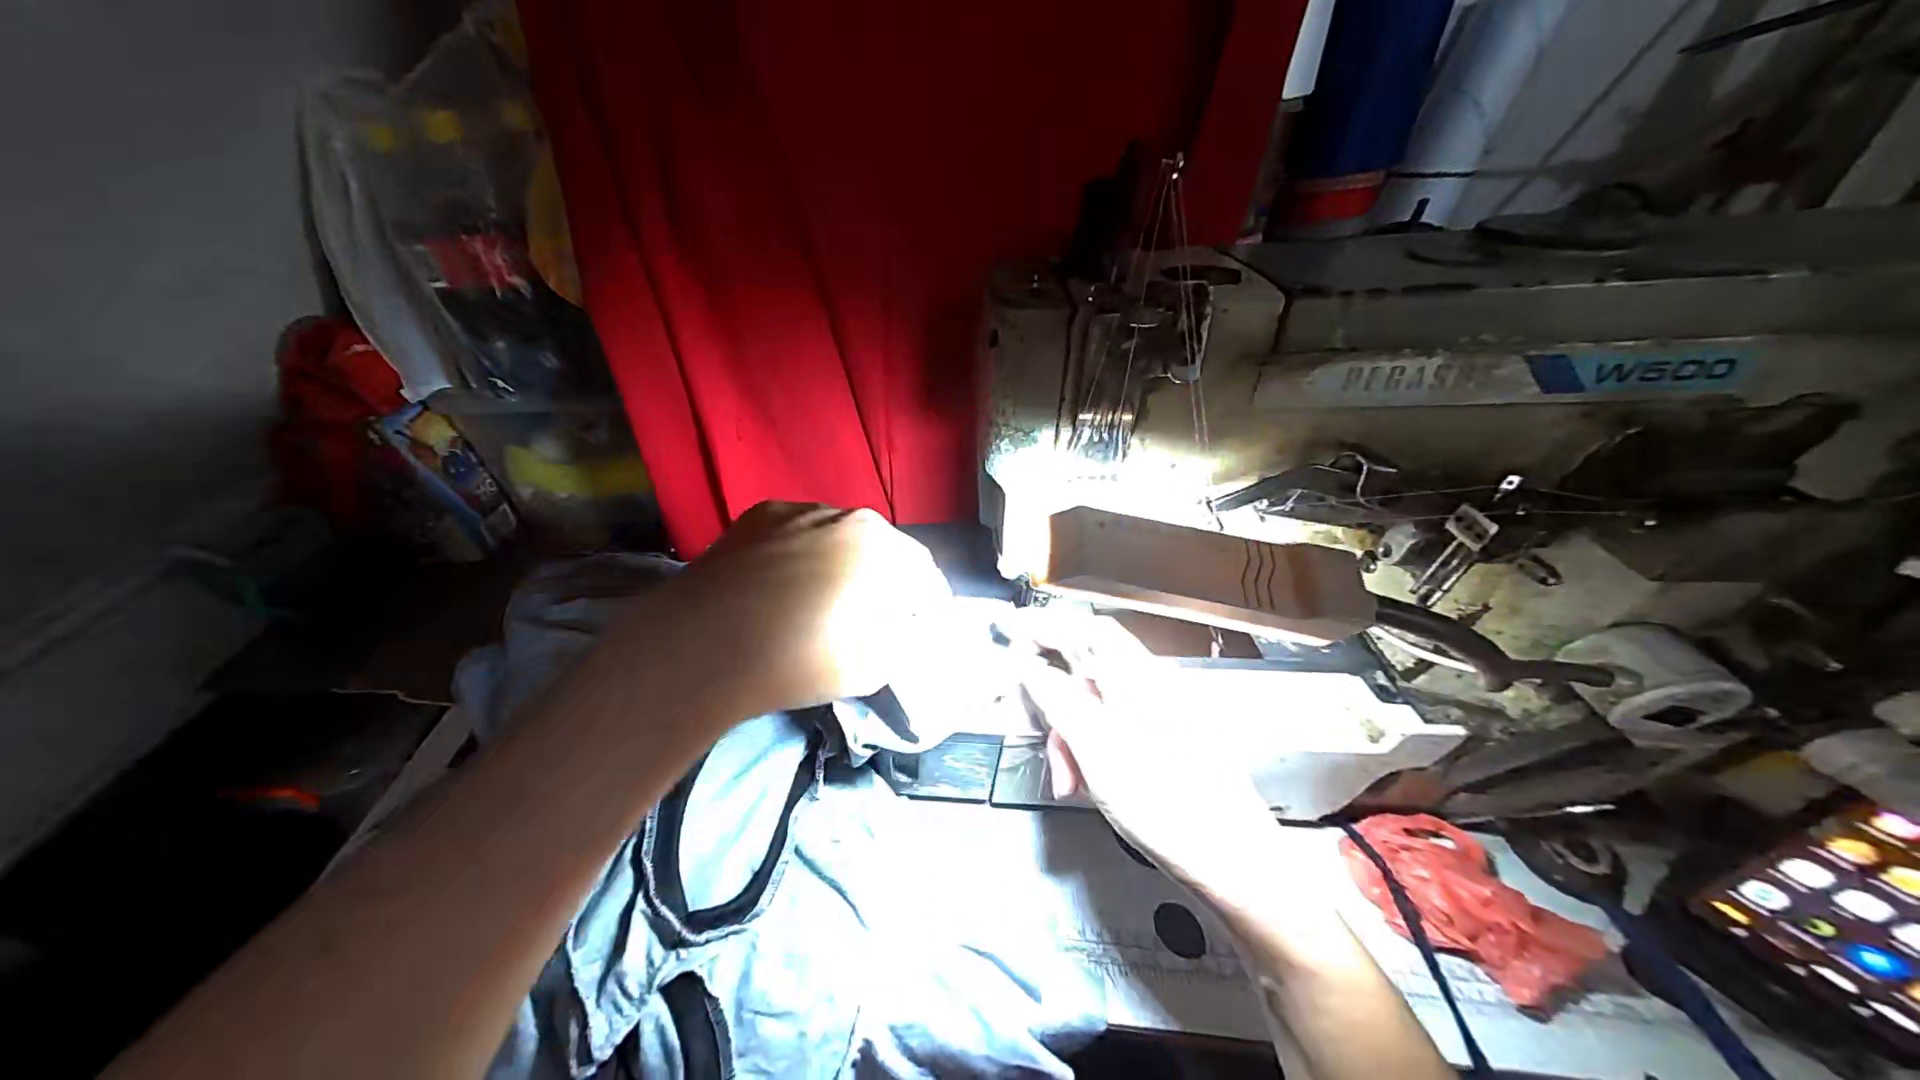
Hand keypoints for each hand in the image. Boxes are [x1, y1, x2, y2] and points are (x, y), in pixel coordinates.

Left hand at [653, 501, 952, 715]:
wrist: (701, 647)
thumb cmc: (799, 657)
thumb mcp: (874, 665)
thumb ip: (904, 639)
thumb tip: (906, 624)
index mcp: (878, 544)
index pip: (922, 571)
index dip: (925, 602)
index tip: (918, 626)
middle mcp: (841, 513)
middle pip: (878, 549)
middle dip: (882, 581)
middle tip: (873, 617)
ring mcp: (794, 510)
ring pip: (834, 538)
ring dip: (839, 565)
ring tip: (822, 603)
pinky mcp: (753, 519)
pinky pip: (795, 536)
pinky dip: (800, 557)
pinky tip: (783, 589)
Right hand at [1007, 609, 1288, 905]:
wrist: (1229, 857)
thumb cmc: (1167, 805)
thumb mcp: (1096, 748)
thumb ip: (1058, 700)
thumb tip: (1029, 666)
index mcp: (1140, 678)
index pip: (1086, 630)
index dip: (1046, 626)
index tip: (1013, 632)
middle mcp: (1153, 686)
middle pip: (1088, 667)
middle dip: (1052, 695)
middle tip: (1030, 720)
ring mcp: (1161, 714)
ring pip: (1096, 703)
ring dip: (1069, 731)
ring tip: (1067, 775)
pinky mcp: (1163, 741)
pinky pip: (1112, 727)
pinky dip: (1089, 747)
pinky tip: (1084, 778)